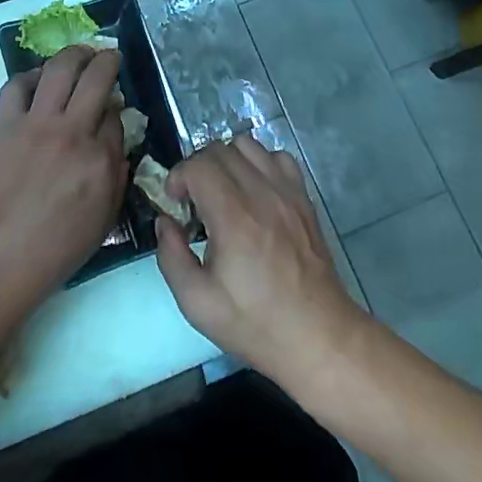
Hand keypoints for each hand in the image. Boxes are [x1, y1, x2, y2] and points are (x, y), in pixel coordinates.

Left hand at [0, 45, 126, 306]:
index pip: (116, 115)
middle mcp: (72, 133)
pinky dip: (31, 75)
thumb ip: (114, 178)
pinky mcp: (3, 126)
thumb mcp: (102, 221)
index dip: (116, 107)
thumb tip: (114, 146)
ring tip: (79, 54)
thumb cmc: (52, 253)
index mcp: (101, 161)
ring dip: (74, 54)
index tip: (113, 109)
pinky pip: (17, 85)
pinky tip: (37, 80)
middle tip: (109, 56)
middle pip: (96, 77)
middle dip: (107, 60)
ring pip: (59, 69)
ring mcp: (35, 125)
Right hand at [154, 137, 369, 392]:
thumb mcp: (196, 302)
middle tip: (194, 201)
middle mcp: (262, 194)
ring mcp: (288, 193)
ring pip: (249, 145)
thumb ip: (171, 255)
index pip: (198, 164)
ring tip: (222, 192)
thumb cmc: (254, 323)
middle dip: (197, 168)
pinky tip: (254, 192)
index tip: (175, 204)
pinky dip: (260, 164)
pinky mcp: (304, 199)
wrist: (317, 336)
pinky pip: (278, 158)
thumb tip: (165, 222)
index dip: (178, 177)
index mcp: (234, 217)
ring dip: (227, 161)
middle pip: (220, 149)